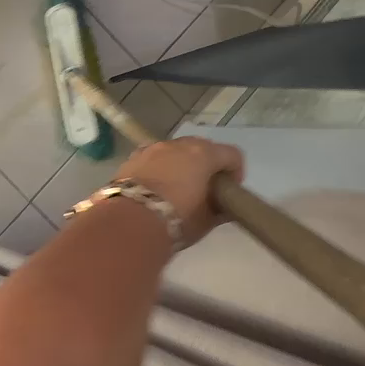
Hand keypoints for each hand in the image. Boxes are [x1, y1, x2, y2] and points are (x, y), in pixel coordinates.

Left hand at [114, 137, 243, 246]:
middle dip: (206, 164)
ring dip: (180, 163)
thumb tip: (223, 206)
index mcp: (202, 154)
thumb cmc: (177, 218)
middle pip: (200, 147)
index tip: (229, 189)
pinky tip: (155, 186)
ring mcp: (151, 149)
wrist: (129, 220)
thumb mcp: (208, 219)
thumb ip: (220, 207)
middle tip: (204, 187)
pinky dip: (158, 167)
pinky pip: (152, 158)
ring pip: (173, 150)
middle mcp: (177, 145)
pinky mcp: (130, 158)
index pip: (231, 154)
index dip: (235, 171)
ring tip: (178, 186)